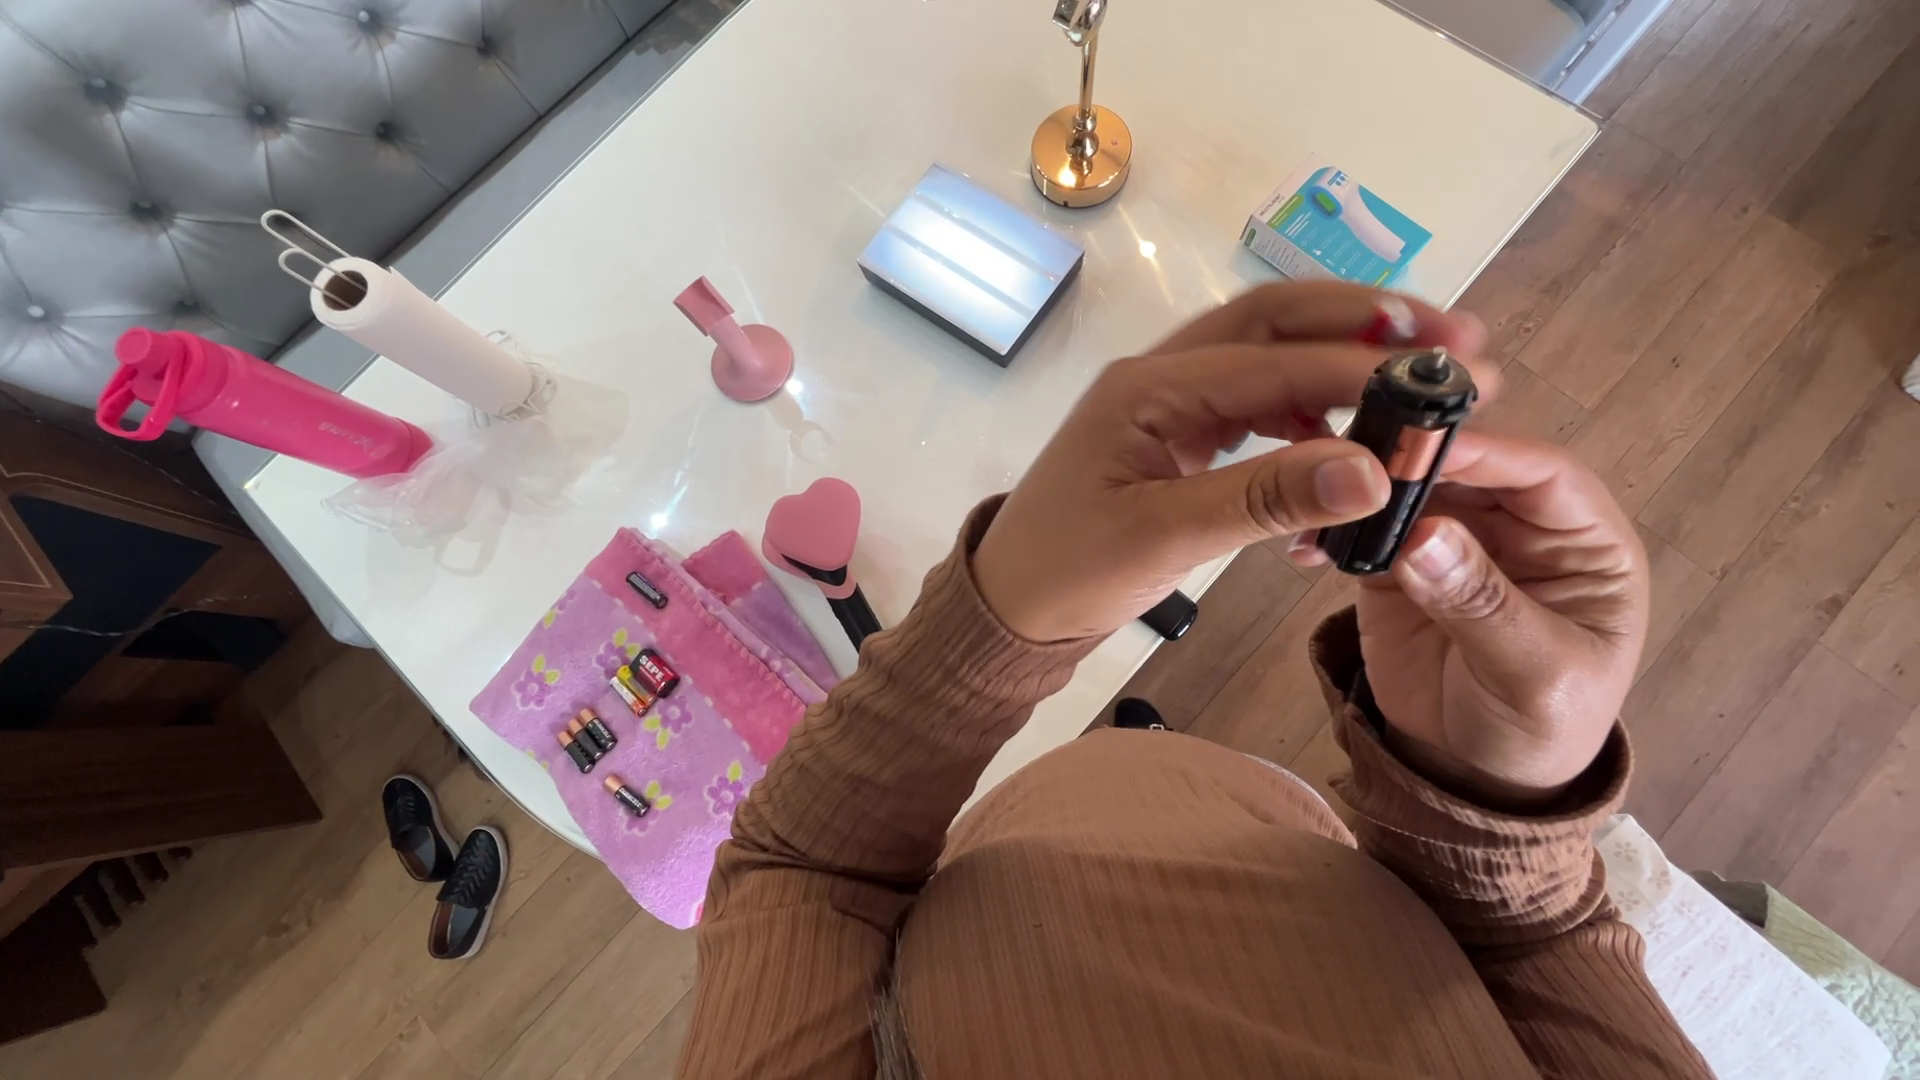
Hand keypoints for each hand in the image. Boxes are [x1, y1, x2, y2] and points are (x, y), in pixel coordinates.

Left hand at [971, 283, 1490, 642]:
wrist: (1011, 602)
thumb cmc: (1069, 570)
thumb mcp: (1162, 537)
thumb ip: (1262, 500)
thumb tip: (1374, 470)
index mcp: (1145, 389)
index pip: (1268, 360)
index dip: (1358, 366)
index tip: (1446, 374)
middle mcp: (1156, 378)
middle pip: (1268, 323)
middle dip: (1359, 322)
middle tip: (1453, 336)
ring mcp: (1163, 404)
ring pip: (1262, 358)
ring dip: (1335, 362)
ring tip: (1413, 382)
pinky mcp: (1172, 436)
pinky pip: (1248, 404)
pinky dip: (1300, 411)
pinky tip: (1339, 436)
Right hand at [1351, 432, 1647, 808]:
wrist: (1469, 772)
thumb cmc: (1536, 727)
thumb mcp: (1532, 674)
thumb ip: (1482, 604)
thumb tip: (1423, 535)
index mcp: (1577, 543)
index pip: (1539, 473)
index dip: (1484, 452)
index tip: (1418, 446)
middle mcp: (1511, 529)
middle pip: (1461, 471)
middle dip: (1407, 463)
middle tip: (1349, 463)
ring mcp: (1444, 544)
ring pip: (1403, 493)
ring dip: (1360, 493)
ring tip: (1315, 501)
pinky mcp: (1390, 567)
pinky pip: (1359, 534)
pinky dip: (1330, 534)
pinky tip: (1304, 546)